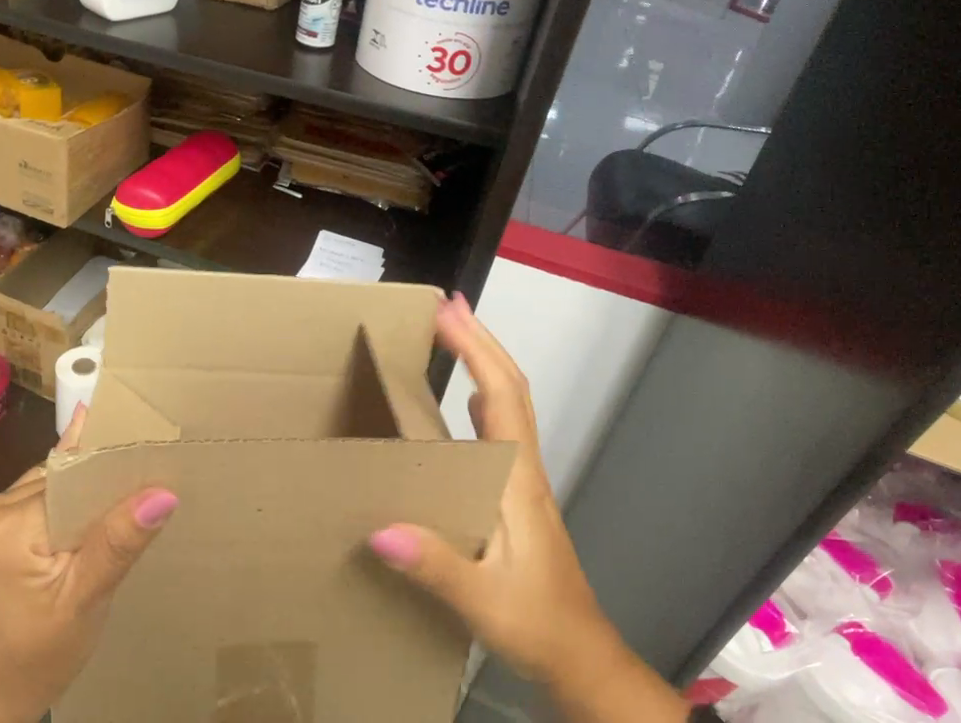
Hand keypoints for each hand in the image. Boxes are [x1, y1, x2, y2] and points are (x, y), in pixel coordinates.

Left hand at [0, 407, 177, 722]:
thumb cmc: (36, 658)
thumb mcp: (85, 603)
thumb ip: (117, 543)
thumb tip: (163, 493)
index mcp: (8, 525)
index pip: (73, 477)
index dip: (114, 474)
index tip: (157, 468)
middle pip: (61, 478)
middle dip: (100, 491)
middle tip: (149, 494)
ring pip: (51, 487)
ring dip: (82, 503)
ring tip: (119, 518)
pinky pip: (37, 502)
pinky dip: (63, 512)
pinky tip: (86, 530)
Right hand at [367, 294, 687, 722]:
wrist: (581, 655)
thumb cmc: (536, 622)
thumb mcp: (483, 601)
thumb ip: (435, 566)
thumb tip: (379, 528)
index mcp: (517, 479)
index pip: (501, 395)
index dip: (475, 349)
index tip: (446, 312)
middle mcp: (523, 468)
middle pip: (511, 387)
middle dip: (481, 339)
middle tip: (446, 305)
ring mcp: (524, 480)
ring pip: (510, 403)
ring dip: (484, 361)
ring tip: (452, 336)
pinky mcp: (519, 495)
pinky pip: (502, 427)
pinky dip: (484, 394)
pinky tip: (464, 401)